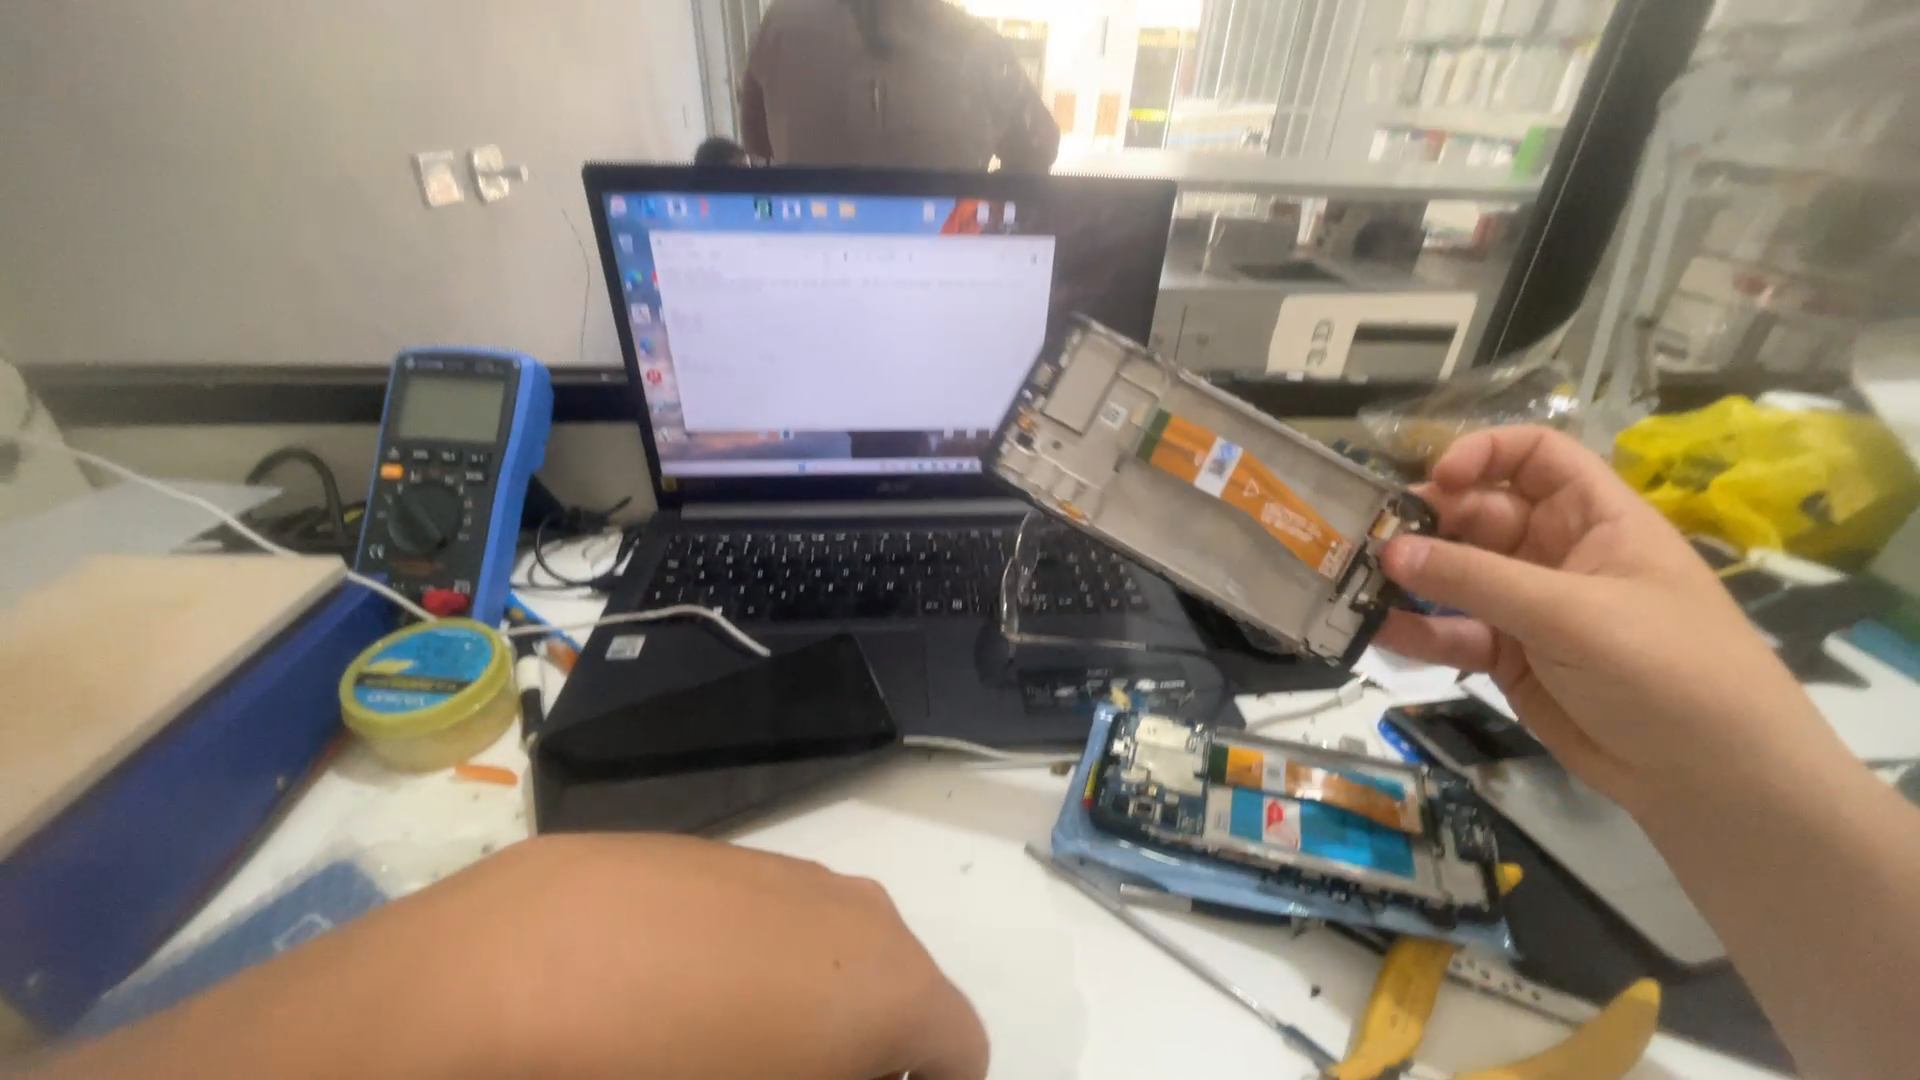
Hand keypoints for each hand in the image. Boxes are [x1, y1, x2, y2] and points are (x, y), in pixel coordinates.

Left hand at [476, 836, 989, 1079]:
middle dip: (869, 1053)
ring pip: (835, 951)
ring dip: (810, 1008)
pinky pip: (774, 922)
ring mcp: (790, 874)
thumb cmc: (662, 1074)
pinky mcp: (726, 855)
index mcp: (892, 980)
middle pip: (902, 992)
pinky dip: (757, 968)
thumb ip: (846, 1073)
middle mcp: (859, 912)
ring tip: (730, 1051)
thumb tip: (835, 1061)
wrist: (515, 970)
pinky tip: (673, 1006)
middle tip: (798, 1079)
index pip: (962, 1046)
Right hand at [1374, 426, 1840, 813]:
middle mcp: (1554, 552)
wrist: (1713, 780)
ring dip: (1407, 578)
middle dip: (1424, 524)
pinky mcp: (1505, 654)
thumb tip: (1388, 550)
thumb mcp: (1570, 614)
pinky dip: (1412, 631)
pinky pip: (1447, 631)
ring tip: (1355, 585)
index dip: (1483, 454)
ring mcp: (1526, 605)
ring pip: (1452, 575)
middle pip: (1475, 514)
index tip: (1436, 480)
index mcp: (1593, 519)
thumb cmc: (1668, 671)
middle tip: (1368, 541)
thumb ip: (1475, 580)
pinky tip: (1375, 632)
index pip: (1534, 457)